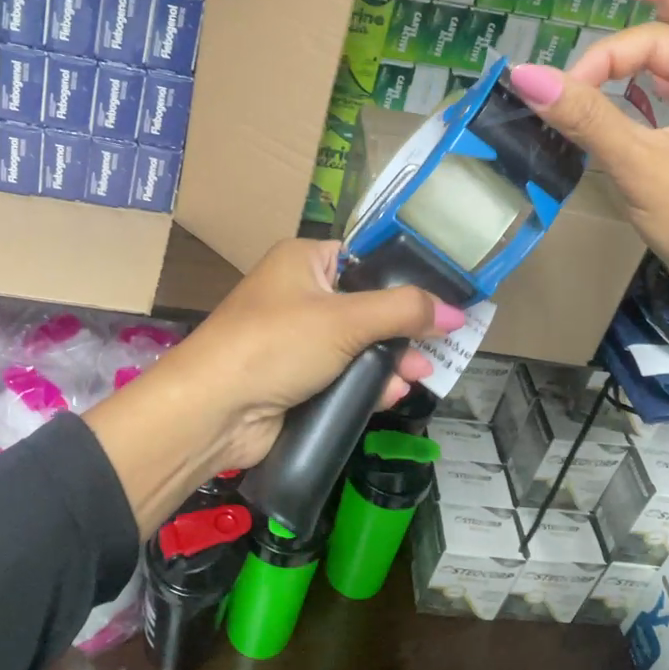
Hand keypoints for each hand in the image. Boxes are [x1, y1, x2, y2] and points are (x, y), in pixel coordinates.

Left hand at [138, 239, 458, 472]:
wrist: (212, 411)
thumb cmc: (276, 344)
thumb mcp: (346, 320)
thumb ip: (404, 311)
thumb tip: (457, 311)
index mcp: (304, 260)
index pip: (364, 258)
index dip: (403, 278)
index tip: (441, 299)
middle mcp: (299, 293)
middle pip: (367, 305)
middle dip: (402, 330)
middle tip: (437, 348)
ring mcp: (296, 339)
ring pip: (358, 344)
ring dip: (389, 361)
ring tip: (420, 376)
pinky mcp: (296, 378)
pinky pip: (343, 374)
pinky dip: (367, 383)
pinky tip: (391, 395)